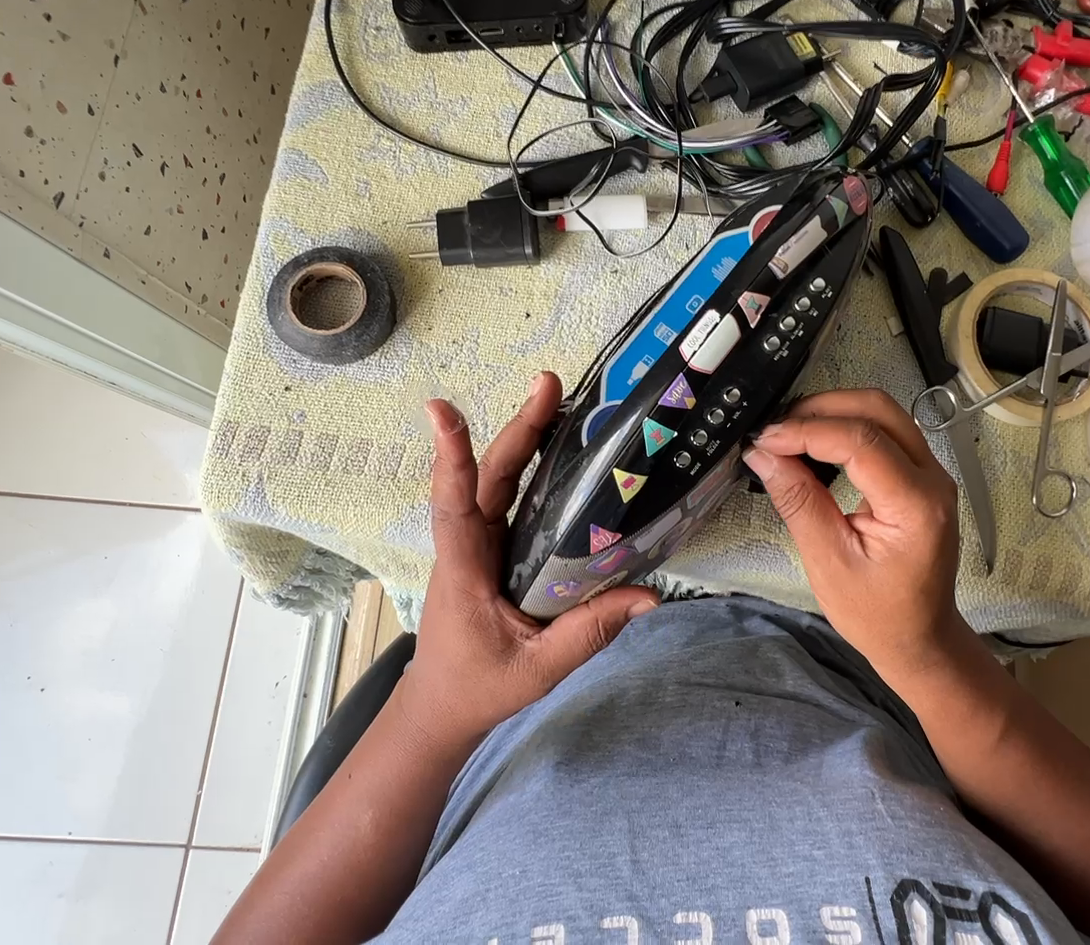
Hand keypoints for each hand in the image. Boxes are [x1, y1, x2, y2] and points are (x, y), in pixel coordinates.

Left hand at [398, 373, 659, 748]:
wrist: (441, 704)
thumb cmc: (477, 687)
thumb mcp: (537, 668)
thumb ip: (588, 631)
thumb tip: (648, 596)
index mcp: (464, 571)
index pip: (454, 508)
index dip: (452, 458)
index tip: (443, 410)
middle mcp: (468, 546)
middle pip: (488, 477)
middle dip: (517, 429)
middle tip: (549, 385)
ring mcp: (480, 543)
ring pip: (498, 481)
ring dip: (524, 439)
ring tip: (558, 401)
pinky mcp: (495, 548)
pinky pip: (511, 498)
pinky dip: (531, 466)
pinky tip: (559, 447)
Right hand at [742, 389, 972, 677]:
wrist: (920, 639)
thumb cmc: (876, 614)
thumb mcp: (828, 562)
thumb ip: (798, 501)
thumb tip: (762, 453)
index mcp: (917, 505)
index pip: (861, 441)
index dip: (807, 432)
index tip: (765, 440)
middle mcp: (934, 479)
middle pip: (878, 409)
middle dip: (821, 408)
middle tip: (775, 429)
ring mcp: (932, 473)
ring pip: (884, 412)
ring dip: (833, 412)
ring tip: (789, 433)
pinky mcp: (921, 475)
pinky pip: (885, 431)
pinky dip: (845, 426)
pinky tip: (814, 443)